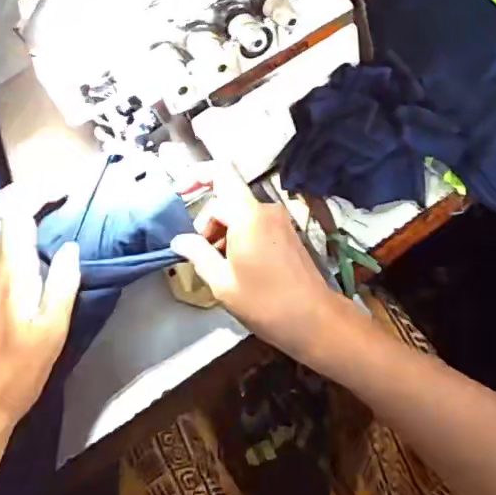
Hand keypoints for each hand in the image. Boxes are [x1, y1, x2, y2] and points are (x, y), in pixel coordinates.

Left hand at [0, 183, 81, 427]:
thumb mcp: (54, 329)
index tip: (64, 193)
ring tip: (20, 210)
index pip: (18, 216)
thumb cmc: (22, 367)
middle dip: (17, 194)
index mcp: (12, 273)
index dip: (39, 195)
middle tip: (45, 194)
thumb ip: (63, 284)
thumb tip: (70, 247)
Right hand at [169, 165, 350, 364]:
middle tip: (201, 255)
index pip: (220, 173)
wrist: (316, 321)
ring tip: (219, 266)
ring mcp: (279, 219)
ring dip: (223, 232)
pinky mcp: (286, 232)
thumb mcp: (222, 283)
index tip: (179, 194)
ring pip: (239, 213)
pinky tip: (237, 266)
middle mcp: (265, 209)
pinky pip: (254, 223)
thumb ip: (197, 254)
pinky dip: (239, 236)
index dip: (195, 176)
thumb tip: (180, 240)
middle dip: (207, 222)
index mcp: (247, 215)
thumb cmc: (266, 303)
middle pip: (226, 199)